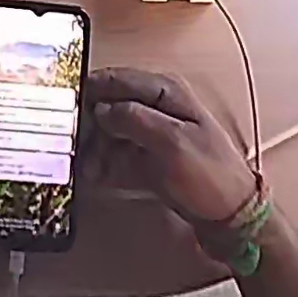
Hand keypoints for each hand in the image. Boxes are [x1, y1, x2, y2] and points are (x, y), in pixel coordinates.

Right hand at [85, 67, 258, 223]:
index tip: (66, 107)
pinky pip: (112, 150)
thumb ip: (134, 119)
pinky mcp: (142, 151)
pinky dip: (101, 161)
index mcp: (164, 91)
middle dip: (88, 125)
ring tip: (86, 168)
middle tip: (74, 144)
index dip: (89, 90)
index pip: (116, 79)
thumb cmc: (210, 175)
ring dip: (92, 148)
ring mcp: (147, 128)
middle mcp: (153, 104)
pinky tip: (94, 175)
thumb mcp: (172, 142)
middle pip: (106, 104)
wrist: (231, 217)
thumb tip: (100, 108)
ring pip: (105, 129)